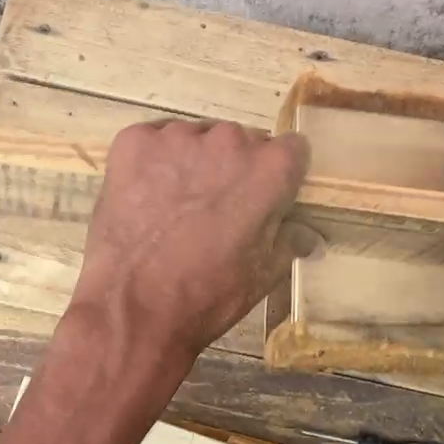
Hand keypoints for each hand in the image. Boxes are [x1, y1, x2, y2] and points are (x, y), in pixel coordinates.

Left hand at [71, 120, 315, 360]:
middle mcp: (228, 140)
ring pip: (195, 140)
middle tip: (216, 212)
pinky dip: (153, 164)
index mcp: (271, 170)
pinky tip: (146, 201)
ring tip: (176, 210)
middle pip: (241, 142)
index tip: (266, 199)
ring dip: (193, 164)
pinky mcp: (133, 141)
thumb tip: (309, 234)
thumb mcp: (264, 275)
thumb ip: (290, 240)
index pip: (292, 149)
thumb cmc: (209, 295)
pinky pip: (153, 142)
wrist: (134, 306)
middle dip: (234, 170)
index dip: (280, 176)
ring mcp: (178, 137)